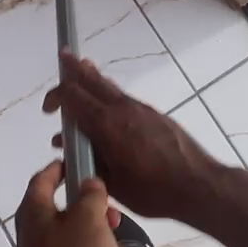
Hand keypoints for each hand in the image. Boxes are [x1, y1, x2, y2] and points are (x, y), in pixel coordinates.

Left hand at [9, 160, 127, 246]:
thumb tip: (89, 185)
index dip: (63, 168)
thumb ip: (92, 196)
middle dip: (102, 223)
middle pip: (77, 217)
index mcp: (36, 213)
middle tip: (115, 224)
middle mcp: (42, 238)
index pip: (45, 178)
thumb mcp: (88, 221)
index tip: (84, 163)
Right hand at [44, 52, 229, 226]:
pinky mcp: (153, 114)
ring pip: (110, 86)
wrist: (200, 185)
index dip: (55, 96)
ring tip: (83, 67)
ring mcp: (140, 109)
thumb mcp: (113, 184)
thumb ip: (89, 161)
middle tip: (63, 55)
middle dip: (74, 67)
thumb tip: (69, 149)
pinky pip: (124, 97)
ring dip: (93, 78)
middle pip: (92, 79)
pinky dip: (109, 93)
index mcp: (107, 124)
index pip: (72, 96)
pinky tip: (108, 104)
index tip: (48, 109)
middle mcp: (122, 108)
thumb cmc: (154, 191)